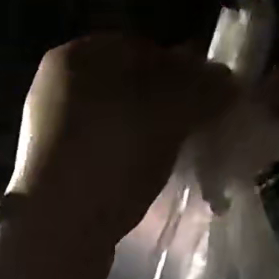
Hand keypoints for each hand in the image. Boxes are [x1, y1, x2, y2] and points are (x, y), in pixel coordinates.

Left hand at [2, 35, 235, 278]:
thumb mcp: (169, 113)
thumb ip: (203, 88)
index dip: (184, 70)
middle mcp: (55, 89)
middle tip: (199, 133)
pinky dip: (129, 166)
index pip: (144, 49)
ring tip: (178, 162)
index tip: (210, 101)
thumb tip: (227, 81)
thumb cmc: (112, 156)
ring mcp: (50, 134)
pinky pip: (104, 158)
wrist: (59, 229)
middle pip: (131, 90)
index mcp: (75, 57)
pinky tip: (148, 184)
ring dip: (151, 141)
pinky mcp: (55, 173)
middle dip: (169, 109)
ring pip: (118, 126)